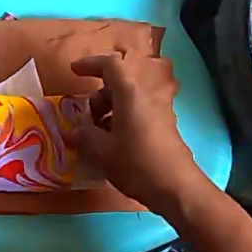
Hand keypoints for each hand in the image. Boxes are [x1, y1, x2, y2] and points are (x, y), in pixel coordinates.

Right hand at [71, 53, 214, 213]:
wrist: (177, 188)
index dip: (91, 64)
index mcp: (130, 95)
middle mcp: (146, 98)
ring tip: (96, 135)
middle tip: (86, 119)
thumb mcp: (101, 151)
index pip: (111, 65)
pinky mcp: (162, 128)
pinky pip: (136, 115)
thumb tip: (76, 130)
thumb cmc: (137, 164)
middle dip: (98, 96)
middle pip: (118, 84)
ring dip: (108, 111)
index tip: (74, 71)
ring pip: (127, 101)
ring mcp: (158, 112)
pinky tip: (112, 146)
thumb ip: (84, 136)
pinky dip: (120, 121)